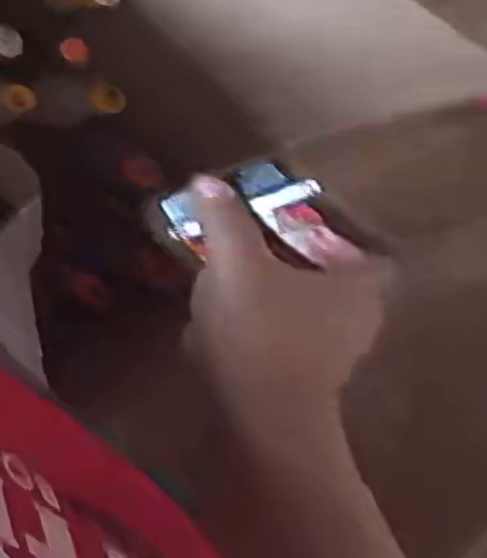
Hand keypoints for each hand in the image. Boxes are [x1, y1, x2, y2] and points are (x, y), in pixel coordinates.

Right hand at [185, 175, 389, 426]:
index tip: (281, 214)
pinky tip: (218, 289)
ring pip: (299, 291)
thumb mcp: (233, 260)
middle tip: (238, 227)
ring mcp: (326, 336)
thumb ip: (223, 219)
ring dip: (264, 271)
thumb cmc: (258, 321)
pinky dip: (255, 296)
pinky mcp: (294, 352)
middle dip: (284, 246)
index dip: (329, 230)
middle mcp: (355, 312)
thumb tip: (209, 179)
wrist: (254, 393)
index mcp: (358, 288)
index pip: (364, 252)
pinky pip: (279, 311)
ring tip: (218, 254)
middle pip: (326, 268)